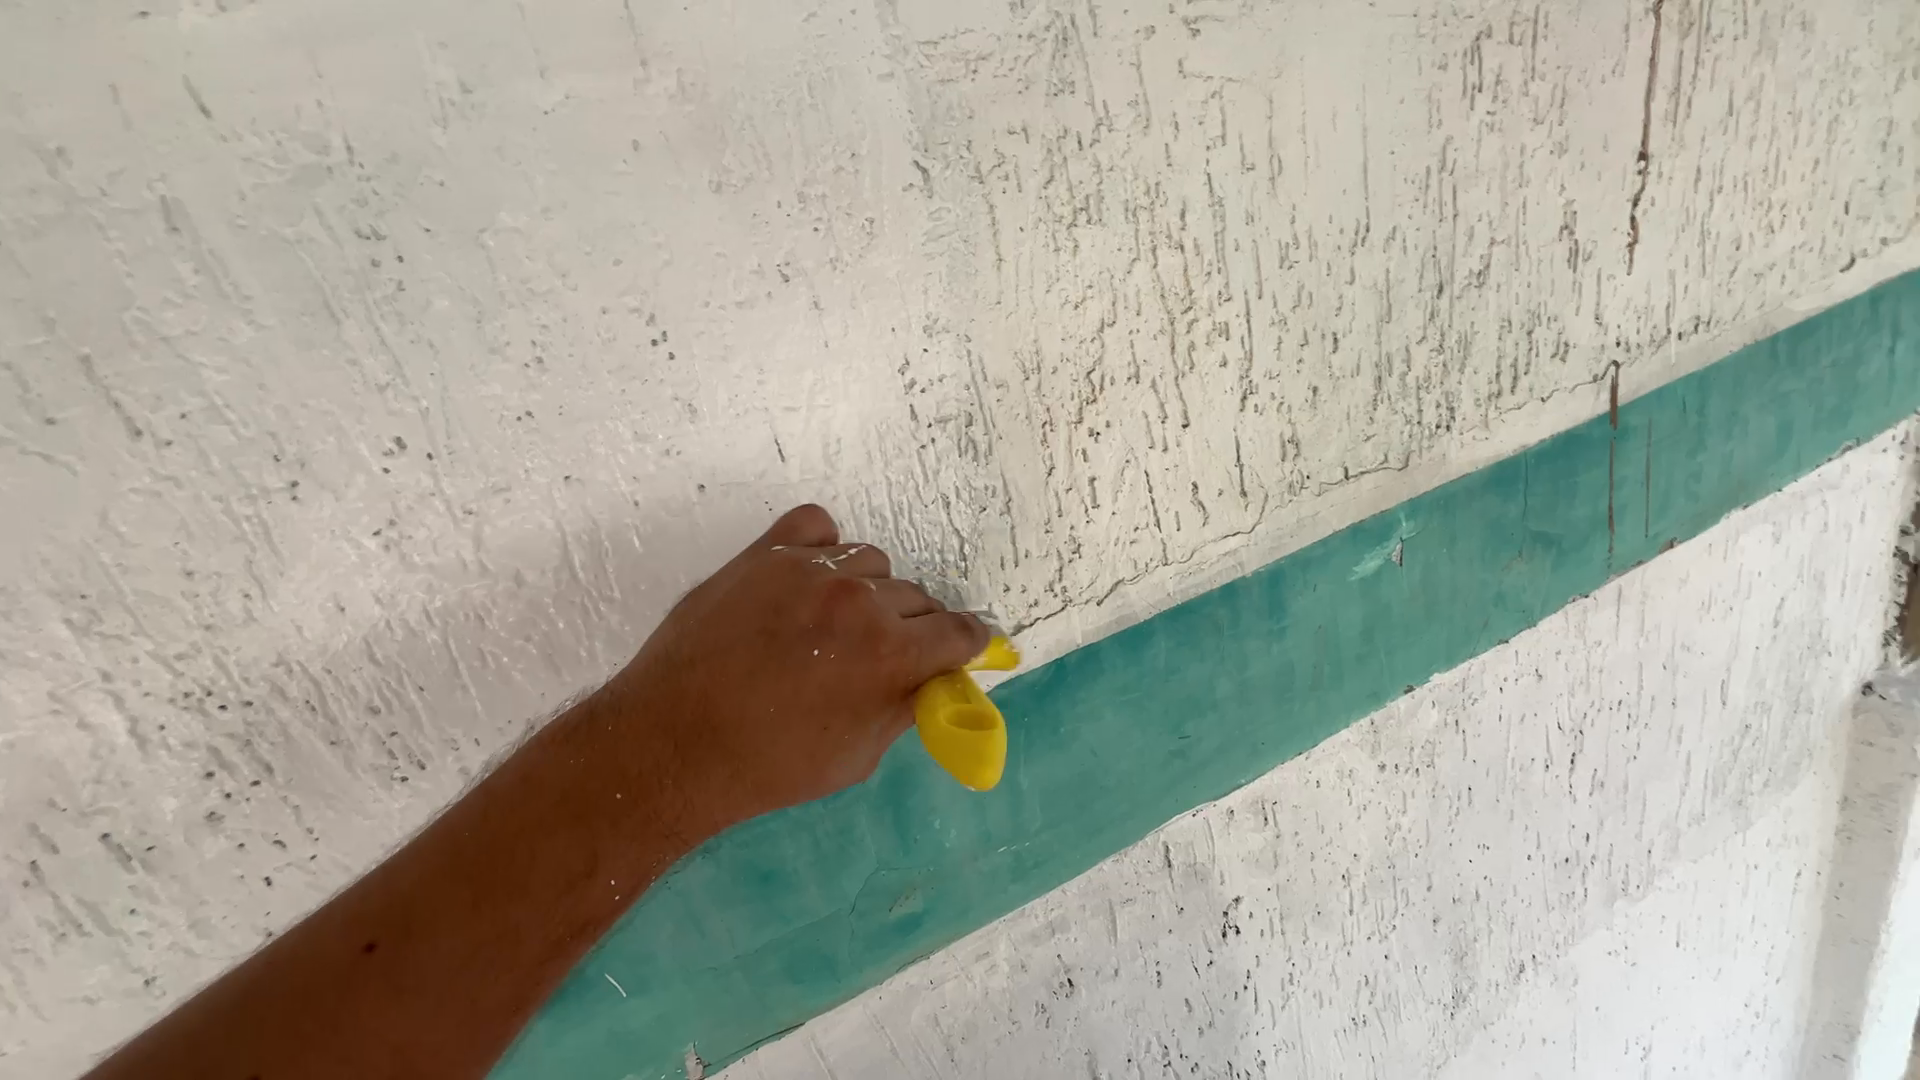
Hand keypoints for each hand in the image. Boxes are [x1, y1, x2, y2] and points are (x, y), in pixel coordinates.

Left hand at [606, 504, 988, 830]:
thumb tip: (939, 677)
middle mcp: (859, 601)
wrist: (672, 743)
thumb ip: (908, 706)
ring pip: (872, 563)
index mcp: (890, 654)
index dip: (968, 643)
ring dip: (869, 592)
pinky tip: (810, 578)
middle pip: (918, 598)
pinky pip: (817, 527)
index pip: (961, 631)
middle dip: (914, 628)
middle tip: (884, 654)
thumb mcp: (858, 756)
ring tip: (835, 623)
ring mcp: (809, 569)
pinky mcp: (764, 553)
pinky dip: (824, 548)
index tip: (961, 649)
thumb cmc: (769, 766)